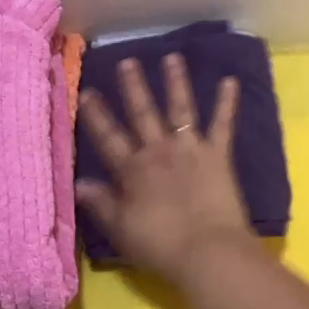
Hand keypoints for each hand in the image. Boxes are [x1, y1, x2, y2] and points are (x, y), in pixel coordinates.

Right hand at [76, 54, 255, 281]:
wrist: (207, 251)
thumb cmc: (160, 245)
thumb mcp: (120, 228)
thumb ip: (100, 203)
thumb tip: (78, 183)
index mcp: (132, 170)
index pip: (108, 137)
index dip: (97, 115)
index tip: (87, 91)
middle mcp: (158, 151)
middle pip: (142, 114)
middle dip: (134, 86)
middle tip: (127, 60)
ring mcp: (190, 149)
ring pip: (180, 109)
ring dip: (176, 82)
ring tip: (173, 57)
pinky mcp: (218, 155)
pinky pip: (222, 124)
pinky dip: (227, 103)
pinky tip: (230, 81)